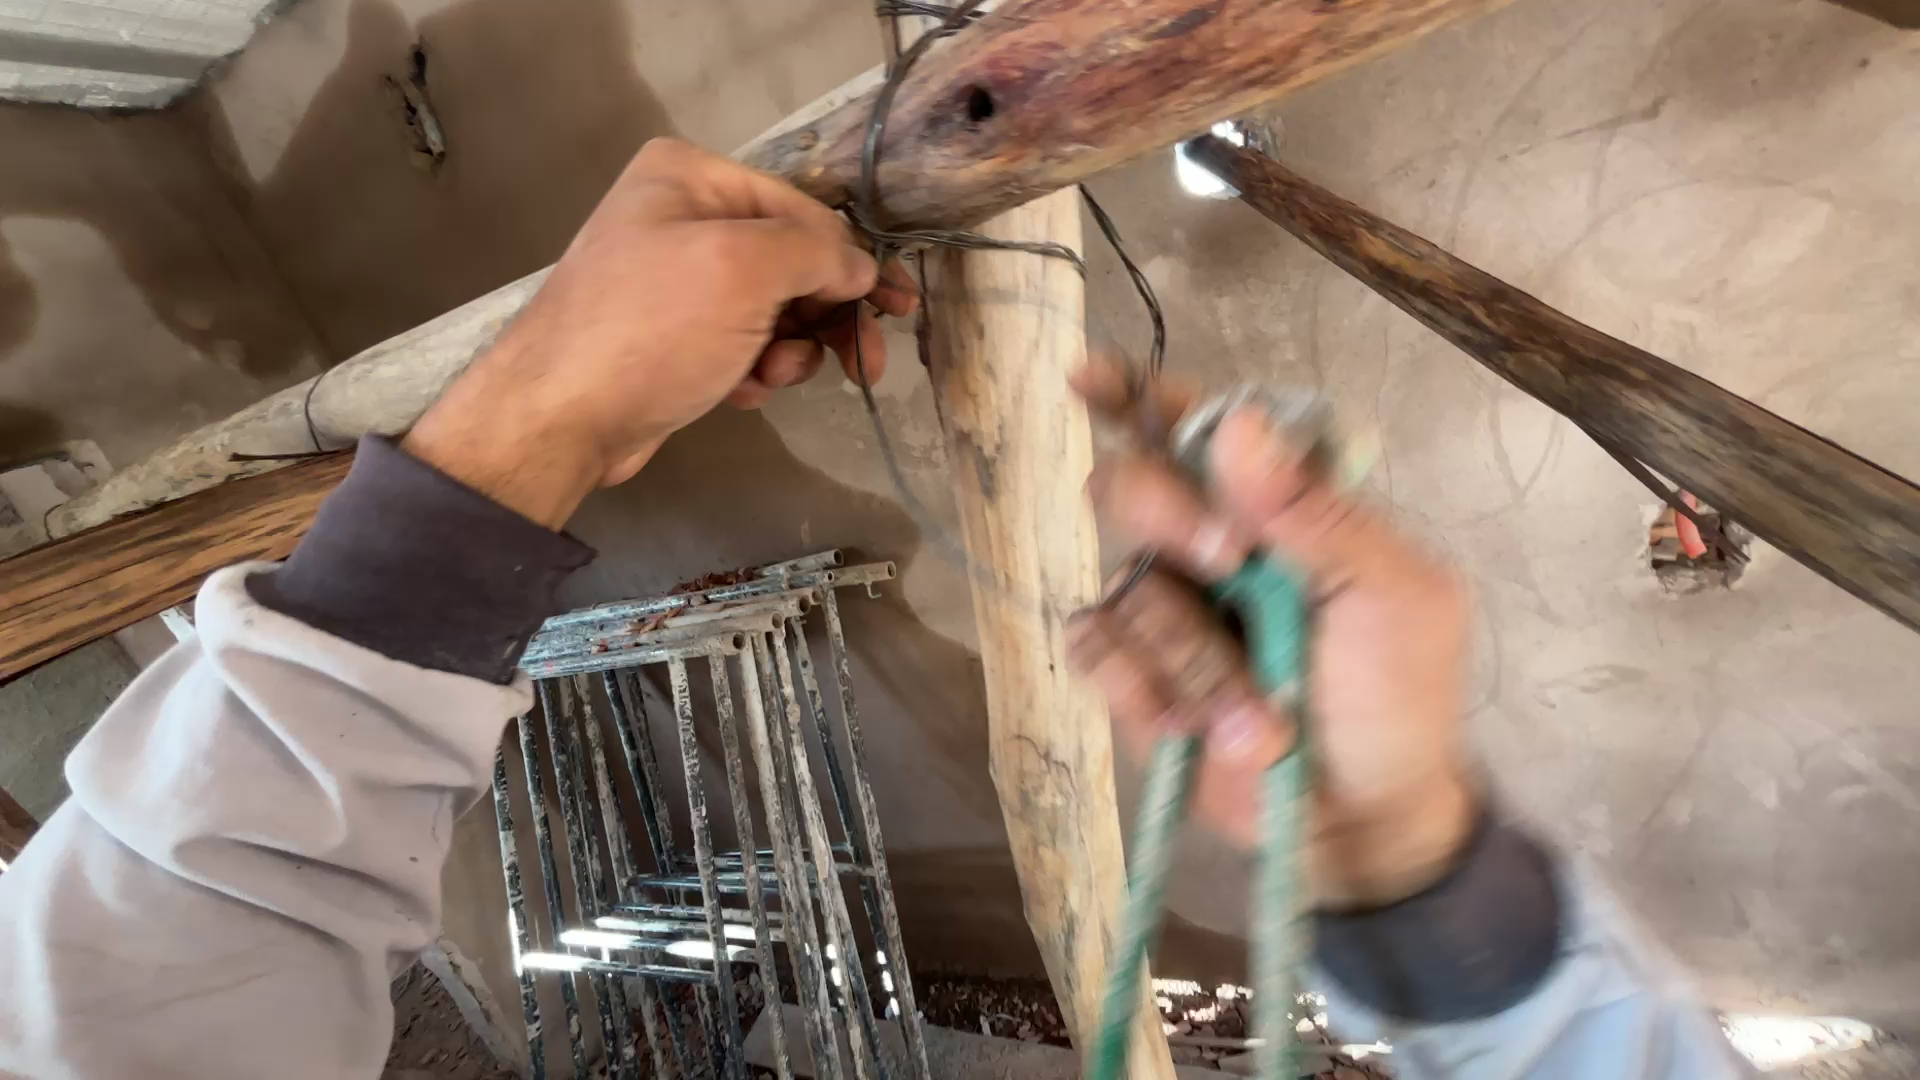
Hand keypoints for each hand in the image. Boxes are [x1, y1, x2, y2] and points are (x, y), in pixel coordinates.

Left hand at [402, 137, 916, 526]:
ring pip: (778, 312)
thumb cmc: (655, 329)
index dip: (855, 262)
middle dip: (826, 318)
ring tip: (769, 376)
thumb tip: (864, 266)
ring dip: (790, 351)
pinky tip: (740, 389)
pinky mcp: (682, 337)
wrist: (565, 416)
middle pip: (795, 265)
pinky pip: (748, 344)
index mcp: (696, 178)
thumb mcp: (743, 270)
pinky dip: (757, 370)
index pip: (805, 212)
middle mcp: (688, 219)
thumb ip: (817, 253)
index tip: (899, 307)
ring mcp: (684, 281)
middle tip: (866, 365)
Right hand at [1065, 365, 1477, 909]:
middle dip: (1169, 521)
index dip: (1131, 394)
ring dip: (1191, 661)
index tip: (1082, 378)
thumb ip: (1320, 513)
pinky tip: (1190, 730)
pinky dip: (1143, 693)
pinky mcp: (1126, 668)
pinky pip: (1094, 650)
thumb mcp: (1395, 601)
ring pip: (1123, 588)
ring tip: (1257, 721)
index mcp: (1272, 506)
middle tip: (1225, 566)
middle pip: (1128, 486)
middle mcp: (1202, 541)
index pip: (1190, 427)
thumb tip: (1235, 424)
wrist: (1354, 821)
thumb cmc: (1396, 699)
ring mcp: (1159, 606)